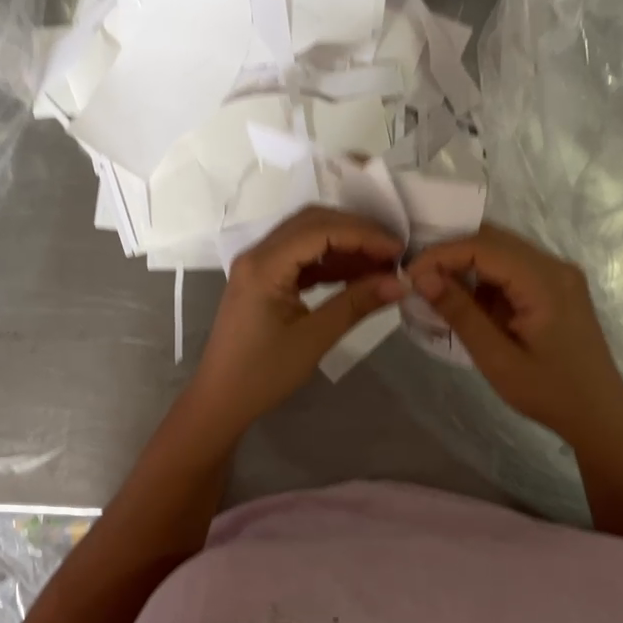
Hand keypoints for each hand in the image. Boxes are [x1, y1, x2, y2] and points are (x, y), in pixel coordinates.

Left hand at [193, 207, 404, 426]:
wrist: (222, 399)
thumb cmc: (263, 373)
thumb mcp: (314, 338)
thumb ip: (357, 303)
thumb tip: (401, 283)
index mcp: (264, 265)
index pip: (320, 230)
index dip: (363, 234)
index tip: (399, 250)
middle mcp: (257, 254)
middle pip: (313, 223)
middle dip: (356, 233)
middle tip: (393, 253)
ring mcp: (258, 265)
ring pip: (307, 238)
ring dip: (344, 246)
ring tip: (382, 265)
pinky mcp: (263, 280)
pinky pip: (300, 258)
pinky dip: (330, 262)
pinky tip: (358, 275)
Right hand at [405, 225, 622, 436]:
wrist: (599, 413)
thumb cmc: (549, 392)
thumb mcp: (497, 359)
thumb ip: (460, 314)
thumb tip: (421, 278)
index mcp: (544, 281)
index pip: (483, 246)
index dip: (442, 254)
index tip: (409, 275)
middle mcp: (554, 266)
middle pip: (493, 240)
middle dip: (450, 253)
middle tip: (415, 277)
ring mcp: (557, 274)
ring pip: (501, 250)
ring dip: (466, 263)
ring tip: (433, 287)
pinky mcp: (555, 286)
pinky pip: (512, 267)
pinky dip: (484, 277)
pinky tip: (464, 298)